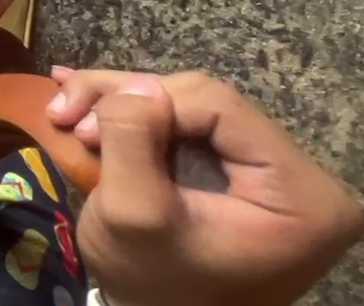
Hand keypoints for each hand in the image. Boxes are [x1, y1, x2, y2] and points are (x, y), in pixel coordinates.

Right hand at [49, 69, 363, 305]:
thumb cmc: (154, 280)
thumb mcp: (133, 212)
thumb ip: (134, 141)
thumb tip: (136, 84)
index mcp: (302, 195)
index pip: (217, 105)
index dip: (142, 104)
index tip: (83, 131)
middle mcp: (298, 177)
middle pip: (196, 97)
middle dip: (118, 99)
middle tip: (63, 118)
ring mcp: (266, 174)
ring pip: (179, 100)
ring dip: (111, 101)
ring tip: (61, 114)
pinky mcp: (234, 172)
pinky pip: (178, 118)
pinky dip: (124, 110)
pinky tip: (80, 104)